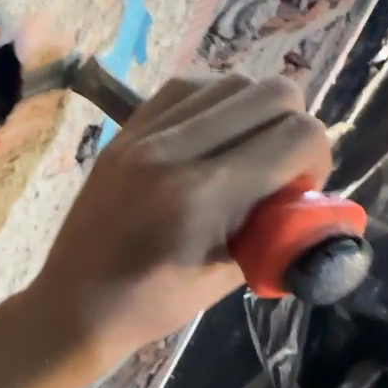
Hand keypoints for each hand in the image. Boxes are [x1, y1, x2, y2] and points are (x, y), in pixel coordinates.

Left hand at [24, 74, 330, 364]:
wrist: (71, 304)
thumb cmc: (147, 305)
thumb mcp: (225, 278)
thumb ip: (275, 230)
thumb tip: (311, 199)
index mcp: (201, 193)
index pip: (298, 133)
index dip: (316, 162)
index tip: (296, 195)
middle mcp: (170, 150)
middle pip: (272, 92)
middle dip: (292, 128)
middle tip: (274, 173)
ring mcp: (140, 137)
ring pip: (231, 82)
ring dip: (253, 113)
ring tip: (241, 157)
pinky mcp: (121, 135)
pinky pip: (184, 90)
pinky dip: (211, 104)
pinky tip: (209, 141)